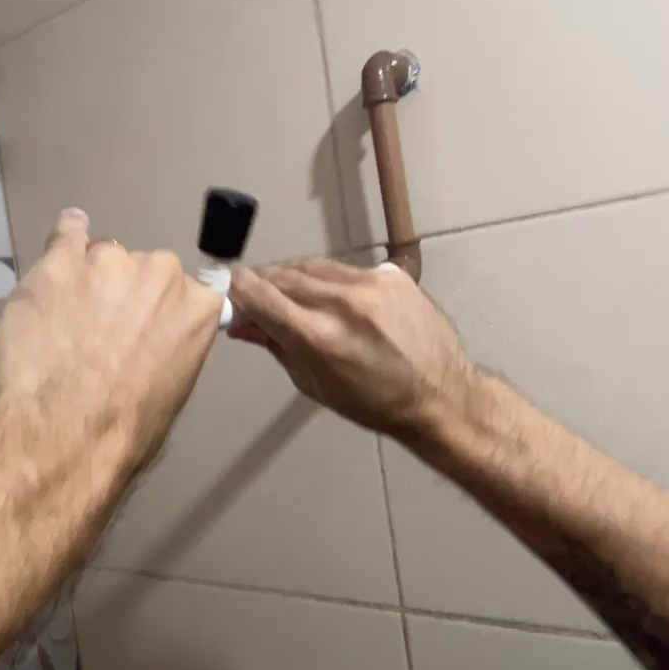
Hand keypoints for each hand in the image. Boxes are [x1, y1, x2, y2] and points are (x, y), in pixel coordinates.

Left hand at [0, 209, 223, 468]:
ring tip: (68, 318)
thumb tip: (155, 346)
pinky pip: (67, 234)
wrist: (60, 433)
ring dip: (93, 281)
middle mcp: (161, 272)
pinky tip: (64, 245)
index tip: (145, 332)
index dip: (163, 314)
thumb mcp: (172, 393)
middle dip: (128, 296)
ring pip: (104, 258)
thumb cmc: (125, 431)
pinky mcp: (60, 261)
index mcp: (198, 307)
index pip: (189, 294)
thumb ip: (171, 350)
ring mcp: (109, 261)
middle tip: (104, 332)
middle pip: (146, 272)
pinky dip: (66, 240)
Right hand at [228, 260, 473, 440]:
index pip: (259, 294)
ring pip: (311, 266)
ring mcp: (369, 284)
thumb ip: (276, 347)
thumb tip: (241, 325)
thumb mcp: (313, 384)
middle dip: (262, 283)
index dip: (237, 290)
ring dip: (293, 279)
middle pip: (281, 275)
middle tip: (254, 296)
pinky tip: (334, 299)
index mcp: (317, 336)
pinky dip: (329, 281)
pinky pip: (343, 269)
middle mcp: (341, 302)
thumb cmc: (371, 402)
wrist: (439, 394)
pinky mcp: (390, 274)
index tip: (228, 291)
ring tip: (291, 296)